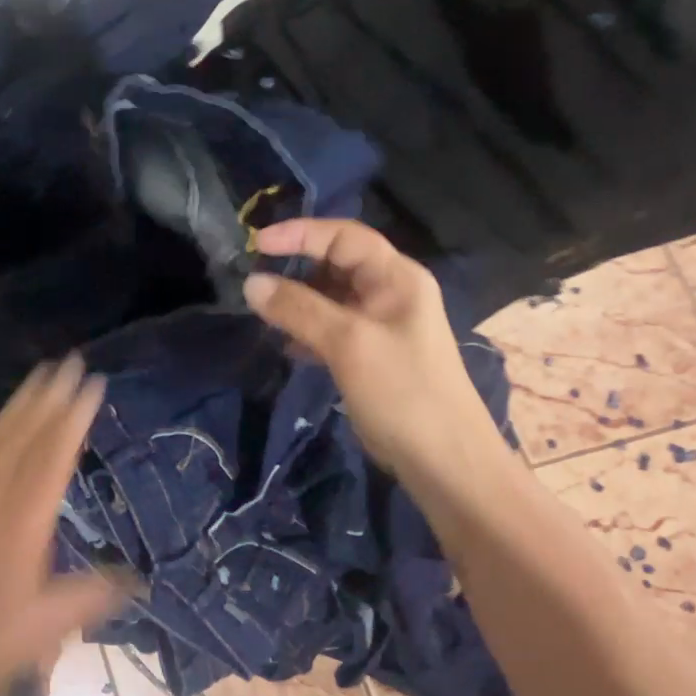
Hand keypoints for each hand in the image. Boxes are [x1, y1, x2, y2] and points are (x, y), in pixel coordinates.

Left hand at [0, 356, 131, 695]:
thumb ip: (92, 595)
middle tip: (71, 363)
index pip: (52, 456)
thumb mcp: (48, 625)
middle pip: (23, 434)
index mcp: (23, 520)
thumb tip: (135, 579)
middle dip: (48, 396)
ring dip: (18, 404)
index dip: (72, 418)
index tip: (92, 386)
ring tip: (40, 376)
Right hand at [242, 218, 503, 473]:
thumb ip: (297, 308)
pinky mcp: (368, 353)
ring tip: (261, 309)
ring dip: (295, 298)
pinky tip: (284, 343)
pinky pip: (328, 325)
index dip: (300, 233)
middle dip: (293, 265)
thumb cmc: (403, 392)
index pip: (344, 236)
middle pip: (334, 262)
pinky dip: (303, 327)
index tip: (256, 244)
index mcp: (397, 279)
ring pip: (328, 295)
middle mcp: (390, 293)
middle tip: (252, 276)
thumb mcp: (347, 343)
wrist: (445, 463)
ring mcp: (379, 324)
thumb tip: (250, 283)